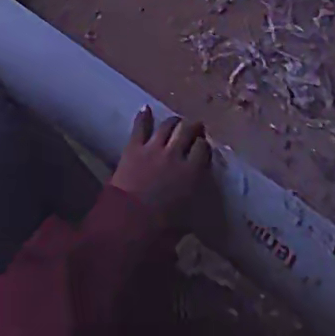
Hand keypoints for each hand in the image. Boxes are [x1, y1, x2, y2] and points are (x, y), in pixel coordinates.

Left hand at [109, 107, 211, 227]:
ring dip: (173, 121)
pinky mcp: (133, 147)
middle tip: (195, 126)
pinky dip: (144, 116)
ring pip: (167, 126)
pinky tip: (146, 108)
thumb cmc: (163, 227)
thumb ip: (192, 204)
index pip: (202, 150)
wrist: (131, 219)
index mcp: (192, 173)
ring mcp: (153, 148)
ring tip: (177, 120)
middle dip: (192, 127)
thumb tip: (193, 205)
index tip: (203, 144)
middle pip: (187, 132)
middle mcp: (175, 155)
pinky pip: (140, 127)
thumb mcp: (188, 218)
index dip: (203, 144)